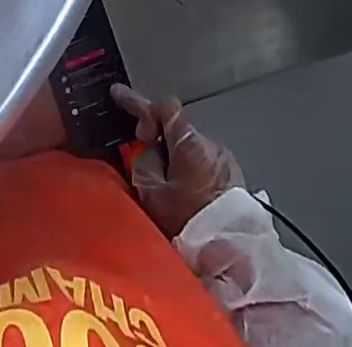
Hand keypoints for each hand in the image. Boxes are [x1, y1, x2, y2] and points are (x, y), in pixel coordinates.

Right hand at [111, 84, 243, 236]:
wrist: (233, 255)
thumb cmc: (188, 221)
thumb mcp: (152, 193)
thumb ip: (144, 162)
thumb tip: (148, 149)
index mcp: (189, 141)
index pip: (162, 106)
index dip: (137, 102)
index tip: (118, 97)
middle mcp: (210, 143)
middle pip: (175, 129)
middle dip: (155, 139)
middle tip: (137, 157)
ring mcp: (224, 160)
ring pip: (189, 150)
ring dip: (173, 159)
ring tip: (161, 188)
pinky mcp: (233, 178)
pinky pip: (202, 165)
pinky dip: (188, 172)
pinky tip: (182, 197)